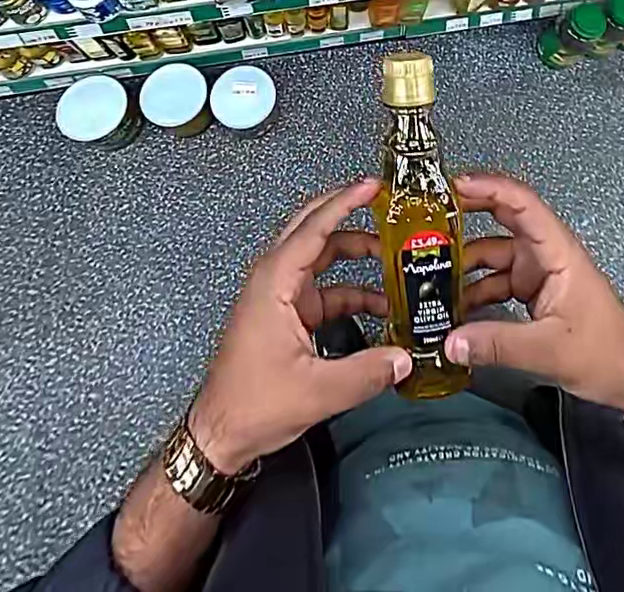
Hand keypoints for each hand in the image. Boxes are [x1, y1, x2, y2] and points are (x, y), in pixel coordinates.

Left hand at [187, 179, 410, 472]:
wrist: (219, 435)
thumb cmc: (250, 406)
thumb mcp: (315, 392)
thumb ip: (366, 373)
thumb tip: (404, 357)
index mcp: (275, 282)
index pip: (315, 227)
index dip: (345, 202)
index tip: (371, 187)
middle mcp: (276, 279)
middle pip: (316, 229)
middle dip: (350, 212)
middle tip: (384, 202)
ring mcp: (283, 294)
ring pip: (325, 256)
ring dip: (358, 253)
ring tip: (394, 256)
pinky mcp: (291, 312)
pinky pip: (329, 287)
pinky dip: (355, 289)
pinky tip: (382, 304)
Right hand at [445, 172, 623, 414]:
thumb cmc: (608, 352)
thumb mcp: (549, 349)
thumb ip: (497, 345)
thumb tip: (452, 341)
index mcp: (558, 251)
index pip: (523, 204)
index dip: (490, 188)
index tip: (457, 185)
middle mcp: (545, 254)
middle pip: (503, 219)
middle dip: (467, 212)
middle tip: (429, 216)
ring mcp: (537, 272)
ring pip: (493, 255)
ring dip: (464, 264)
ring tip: (429, 274)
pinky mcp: (531, 291)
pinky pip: (494, 282)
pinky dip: (473, 291)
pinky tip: (452, 308)